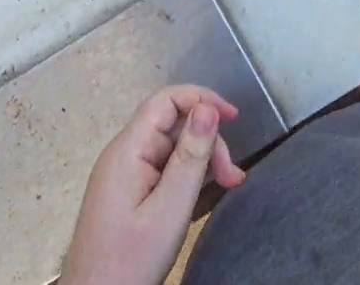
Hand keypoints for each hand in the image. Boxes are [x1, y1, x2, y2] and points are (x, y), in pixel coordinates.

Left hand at [62, 86, 246, 284]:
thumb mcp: (169, 209)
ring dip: (202, 160)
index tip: (234, 118)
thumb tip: (207, 108)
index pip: (166, 101)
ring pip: (171, 148)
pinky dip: (188, 176)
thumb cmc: (130, 260)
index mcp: (128, 149)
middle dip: (208, 141)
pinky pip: (163, 168)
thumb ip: (190, 158)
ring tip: (229, 185)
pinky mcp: (129, 192)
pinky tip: (206, 191)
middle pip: (173, 125)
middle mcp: (124, 153)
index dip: (202, 100)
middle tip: (233, 177)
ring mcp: (125, 173)